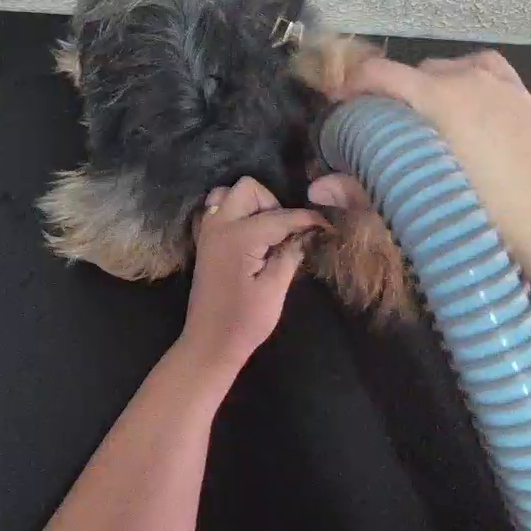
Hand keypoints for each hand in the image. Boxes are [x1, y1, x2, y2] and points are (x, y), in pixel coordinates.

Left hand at [176, 177, 320, 374]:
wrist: (209, 341)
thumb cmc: (245, 321)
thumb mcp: (275, 289)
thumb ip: (290, 254)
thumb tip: (308, 233)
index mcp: (239, 236)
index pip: (280, 216)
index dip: (307, 219)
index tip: (327, 225)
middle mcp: (219, 224)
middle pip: (249, 189)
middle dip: (272, 203)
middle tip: (286, 232)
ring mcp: (208, 230)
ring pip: (229, 193)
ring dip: (251, 204)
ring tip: (267, 231)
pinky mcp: (204, 239)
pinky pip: (216, 208)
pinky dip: (234, 212)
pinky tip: (249, 235)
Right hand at [333, 51, 530, 255]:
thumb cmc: (481, 215)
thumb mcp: (417, 199)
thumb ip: (362, 189)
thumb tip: (316, 190)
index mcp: (436, 96)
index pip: (377, 73)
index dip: (349, 87)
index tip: (336, 108)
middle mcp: (464, 76)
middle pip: (408, 73)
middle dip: (387, 96)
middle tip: (379, 130)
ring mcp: (496, 80)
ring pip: (441, 70)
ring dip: (422, 90)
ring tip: (420, 124)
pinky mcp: (519, 90)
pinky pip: (477, 69)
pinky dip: (460, 80)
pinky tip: (459, 105)